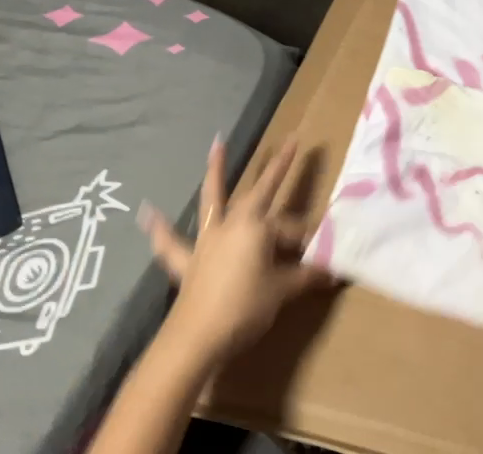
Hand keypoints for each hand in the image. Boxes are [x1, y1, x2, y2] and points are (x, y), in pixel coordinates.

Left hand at [138, 136, 328, 363]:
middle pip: (260, 192)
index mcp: (258, 228)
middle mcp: (233, 225)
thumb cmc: (244, 308)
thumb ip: (308, 276)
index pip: (293, 228)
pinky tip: (146, 212)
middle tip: (292, 142)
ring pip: (213, 199)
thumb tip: (336, 271)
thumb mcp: (283, 291)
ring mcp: (207, 240)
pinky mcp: (187, 261)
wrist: (195, 340)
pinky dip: (159, 228)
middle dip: (277, 167)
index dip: (310, 241)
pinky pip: (170, 242)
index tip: (326, 254)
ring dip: (215, 171)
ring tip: (216, 143)